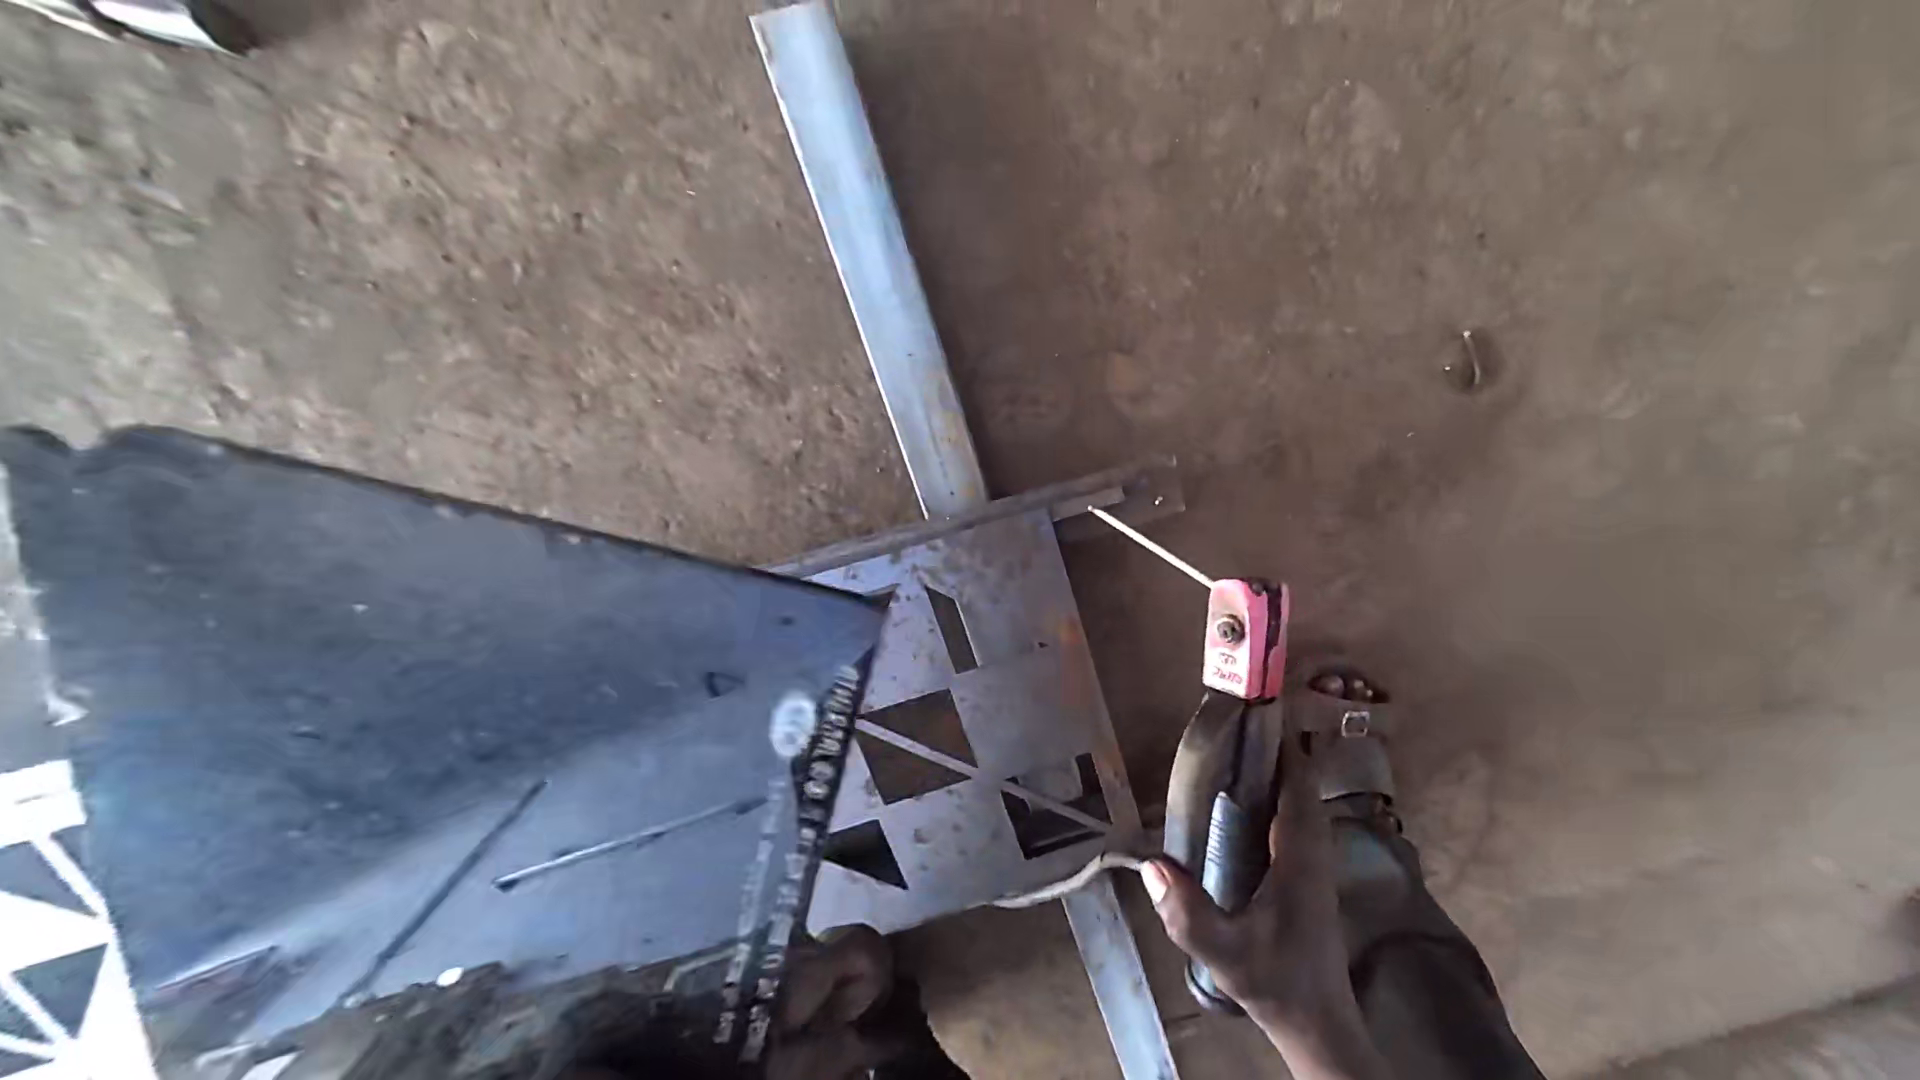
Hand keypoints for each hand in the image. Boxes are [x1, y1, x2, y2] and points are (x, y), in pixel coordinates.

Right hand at [1138, 734, 1391, 1079]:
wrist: (1318, 1027)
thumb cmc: (1277, 985)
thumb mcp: (1227, 956)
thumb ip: (1190, 916)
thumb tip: (1150, 865)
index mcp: (1301, 861)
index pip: (1299, 789)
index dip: (1282, 750)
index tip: (1254, 716)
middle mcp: (1313, 854)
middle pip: (1299, 787)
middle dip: (1272, 753)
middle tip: (1229, 727)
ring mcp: (1312, 866)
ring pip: (1298, 804)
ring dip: (1273, 774)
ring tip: (1230, 754)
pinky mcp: (1305, 877)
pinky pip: (1291, 821)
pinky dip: (1272, 799)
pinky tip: (1237, 802)